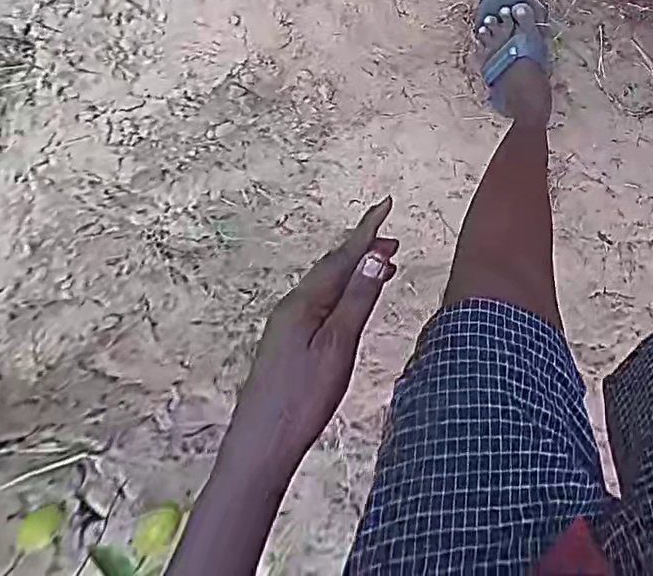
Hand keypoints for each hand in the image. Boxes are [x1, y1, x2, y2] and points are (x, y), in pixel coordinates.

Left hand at [222, 197, 399, 475]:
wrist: (258, 449)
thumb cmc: (301, 400)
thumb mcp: (338, 347)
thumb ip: (357, 299)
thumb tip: (374, 255)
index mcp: (305, 302)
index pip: (343, 255)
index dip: (368, 229)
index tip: (386, 205)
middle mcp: (293, 305)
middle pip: (333, 265)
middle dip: (364, 248)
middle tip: (394, 242)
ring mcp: (287, 324)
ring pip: (326, 283)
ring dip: (354, 270)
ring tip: (381, 266)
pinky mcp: (286, 341)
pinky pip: (319, 300)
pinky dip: (342, 290)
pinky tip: (350, 302)